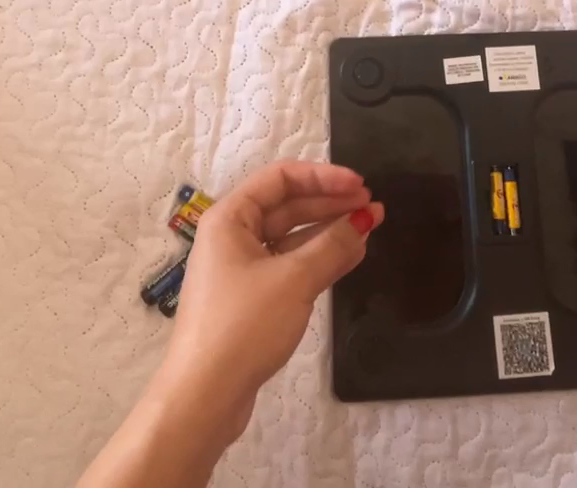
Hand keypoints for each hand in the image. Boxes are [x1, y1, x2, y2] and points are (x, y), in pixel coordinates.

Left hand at [151, 161, 384, 440]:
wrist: (204, 398)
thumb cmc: (243, 326)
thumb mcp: (294, 280)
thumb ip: (333, 245)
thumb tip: (365, 219)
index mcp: (230, 217)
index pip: (281, 178)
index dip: (323, 176)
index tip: (360, 185)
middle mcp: (232, 235)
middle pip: (288, 205)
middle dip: (331, 203)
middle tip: (373, 206)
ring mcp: (241, 267)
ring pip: (292, 235)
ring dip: (330, 230)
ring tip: (370, 227)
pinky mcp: (252, 296)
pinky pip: (290, 263)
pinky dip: (319, 257)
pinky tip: (351, 255)